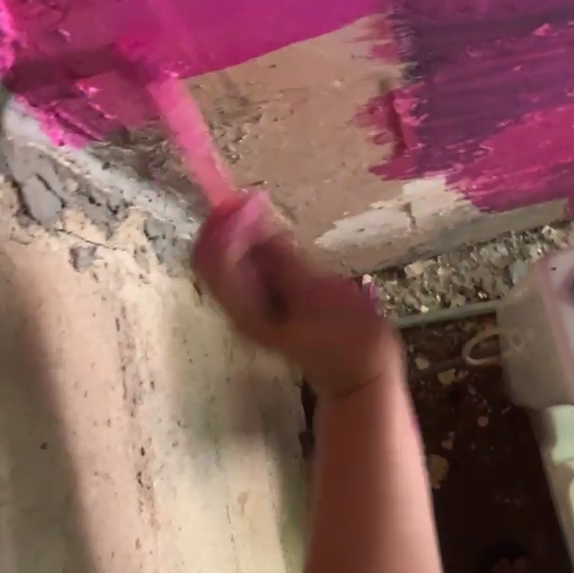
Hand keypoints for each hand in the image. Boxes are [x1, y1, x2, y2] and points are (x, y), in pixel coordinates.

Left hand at [193, 193, 400, 399]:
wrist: (358, 375)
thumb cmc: (345, 342)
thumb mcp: (317, 297)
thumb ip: (285, 262)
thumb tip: (258, 226)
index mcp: (247, 311)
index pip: (215, 260)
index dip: (225, 226)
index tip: (247, 201)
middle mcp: (241, 307)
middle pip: (215, 256)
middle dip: (228, 222)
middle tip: (253, 197)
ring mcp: (252, 305)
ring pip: (229, 258)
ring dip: (240, 230)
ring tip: (259, 204)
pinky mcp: (269, 301)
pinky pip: (249, 265)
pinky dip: (254, 243)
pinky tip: (271, 227)